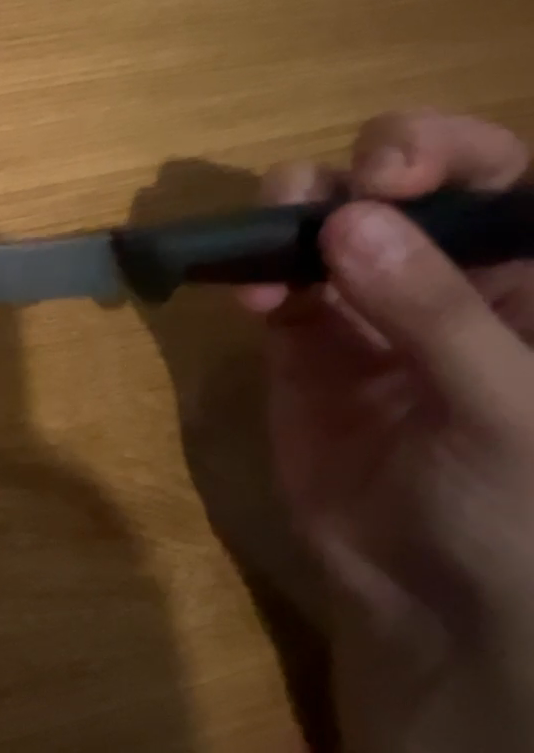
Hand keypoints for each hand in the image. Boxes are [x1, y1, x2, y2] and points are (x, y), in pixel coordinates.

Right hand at [241, 111, 533, 751]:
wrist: (432, 598)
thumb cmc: (519, 511)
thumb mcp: (506, 412)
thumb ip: (435, 313)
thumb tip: (347, 218)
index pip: (507, 180)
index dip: (449, 154)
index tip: (386, 173)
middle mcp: (460, 281)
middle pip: (402, 187)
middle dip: (354, 176)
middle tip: (324, 203)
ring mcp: (374, 308)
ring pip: (324, 225)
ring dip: (289, 220)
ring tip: (266, 252)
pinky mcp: (304, 339)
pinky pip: (273, 281)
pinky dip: (250, 275)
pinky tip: (246, 300)